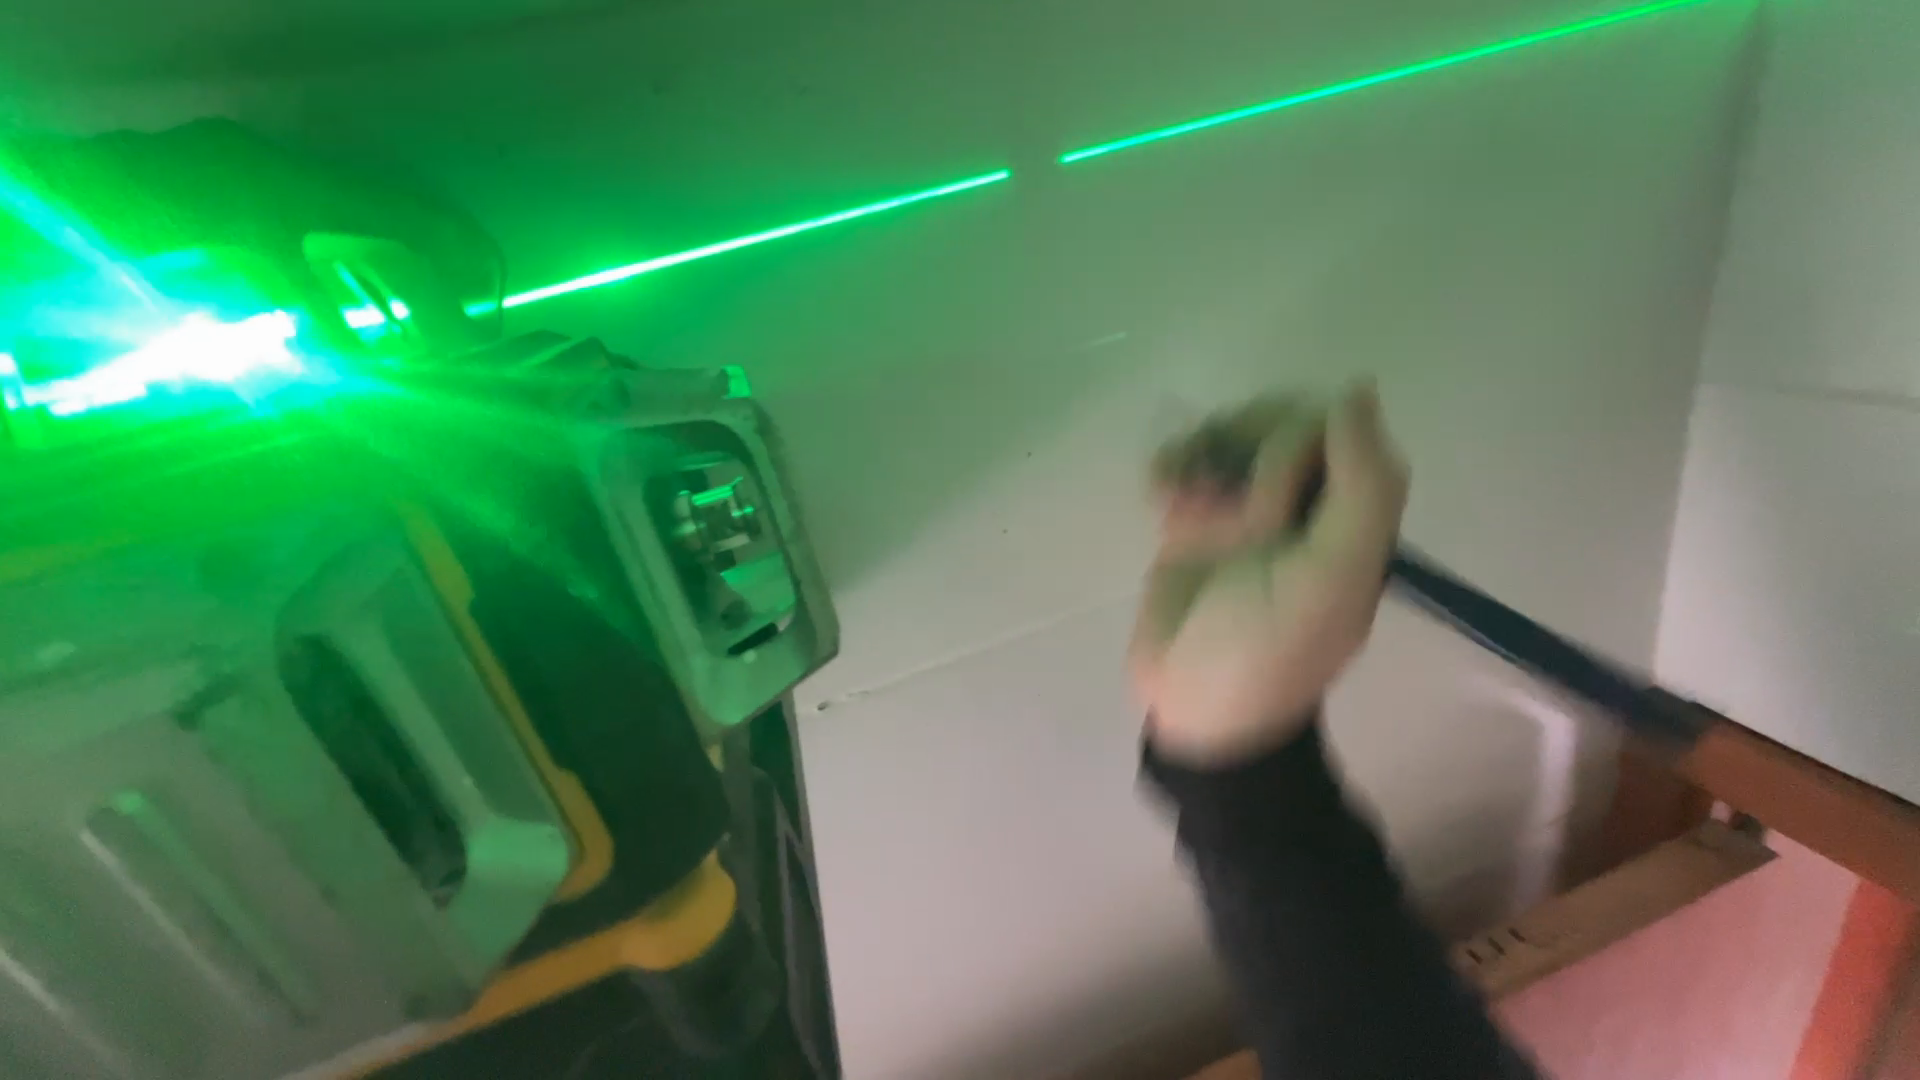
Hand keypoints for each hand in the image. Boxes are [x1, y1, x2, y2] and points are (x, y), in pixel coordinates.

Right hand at [1128, 384, 1408, 765]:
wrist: (1195, 705)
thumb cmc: (1268, 649)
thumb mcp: (1331, 576)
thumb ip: (1362, 486)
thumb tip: (1356, 389)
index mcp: (1346, 512)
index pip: (1332, 426)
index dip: (1294, 437)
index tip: (1267, 485)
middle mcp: (1299, 503)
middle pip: (1274, 422)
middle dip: (1241, 451)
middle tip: (1221, 504)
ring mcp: (1241, 510)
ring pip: (1225, 436)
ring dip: (1199, 456)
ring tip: (1177, 499)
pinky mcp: (1192, 521)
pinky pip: (1185, 464)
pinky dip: (1170, 468)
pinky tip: (1159, 495)